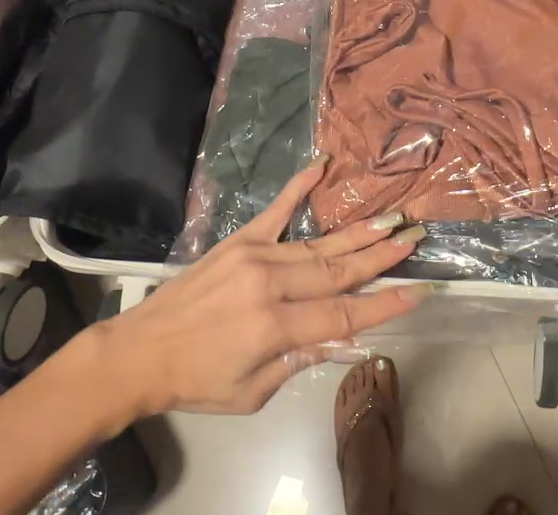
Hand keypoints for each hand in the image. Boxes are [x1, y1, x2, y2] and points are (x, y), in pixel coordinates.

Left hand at [77, 156, 429, 429]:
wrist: (138, 352)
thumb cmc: (197, 381)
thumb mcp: (252, 391)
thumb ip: (301, 359)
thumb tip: (349, 336)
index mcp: (274, 327)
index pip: (343, 313)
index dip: (384, 303)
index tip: (419, 290)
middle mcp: (269, 285)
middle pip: (337, 270)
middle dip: (381, 255)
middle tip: (415, 237)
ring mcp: (253, 255)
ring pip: (317, 244)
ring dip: (358, 232)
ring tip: (392, 218)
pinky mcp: (238, 240)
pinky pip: (274, 210)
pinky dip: (298, 187)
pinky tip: (322, 166)